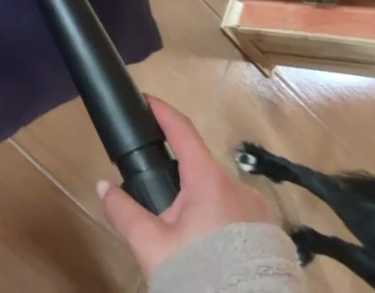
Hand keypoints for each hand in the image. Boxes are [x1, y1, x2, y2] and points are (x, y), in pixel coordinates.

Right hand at [96, 95, 274, 276]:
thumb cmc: (199, 274)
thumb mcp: (151, 246)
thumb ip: (124, 212)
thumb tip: (103, 187)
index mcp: (209, 181)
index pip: (182, 131)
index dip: (162, 112)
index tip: (147, 100)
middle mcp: (239, 189)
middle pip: (200, 170)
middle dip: (179, 180)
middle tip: (158, 205)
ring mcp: (260, 213)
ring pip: (219, 197)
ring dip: (200, 207)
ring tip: (184, 239)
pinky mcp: (271, 238)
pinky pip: (237, 218)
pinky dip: (219, 225)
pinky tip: (209, 252)